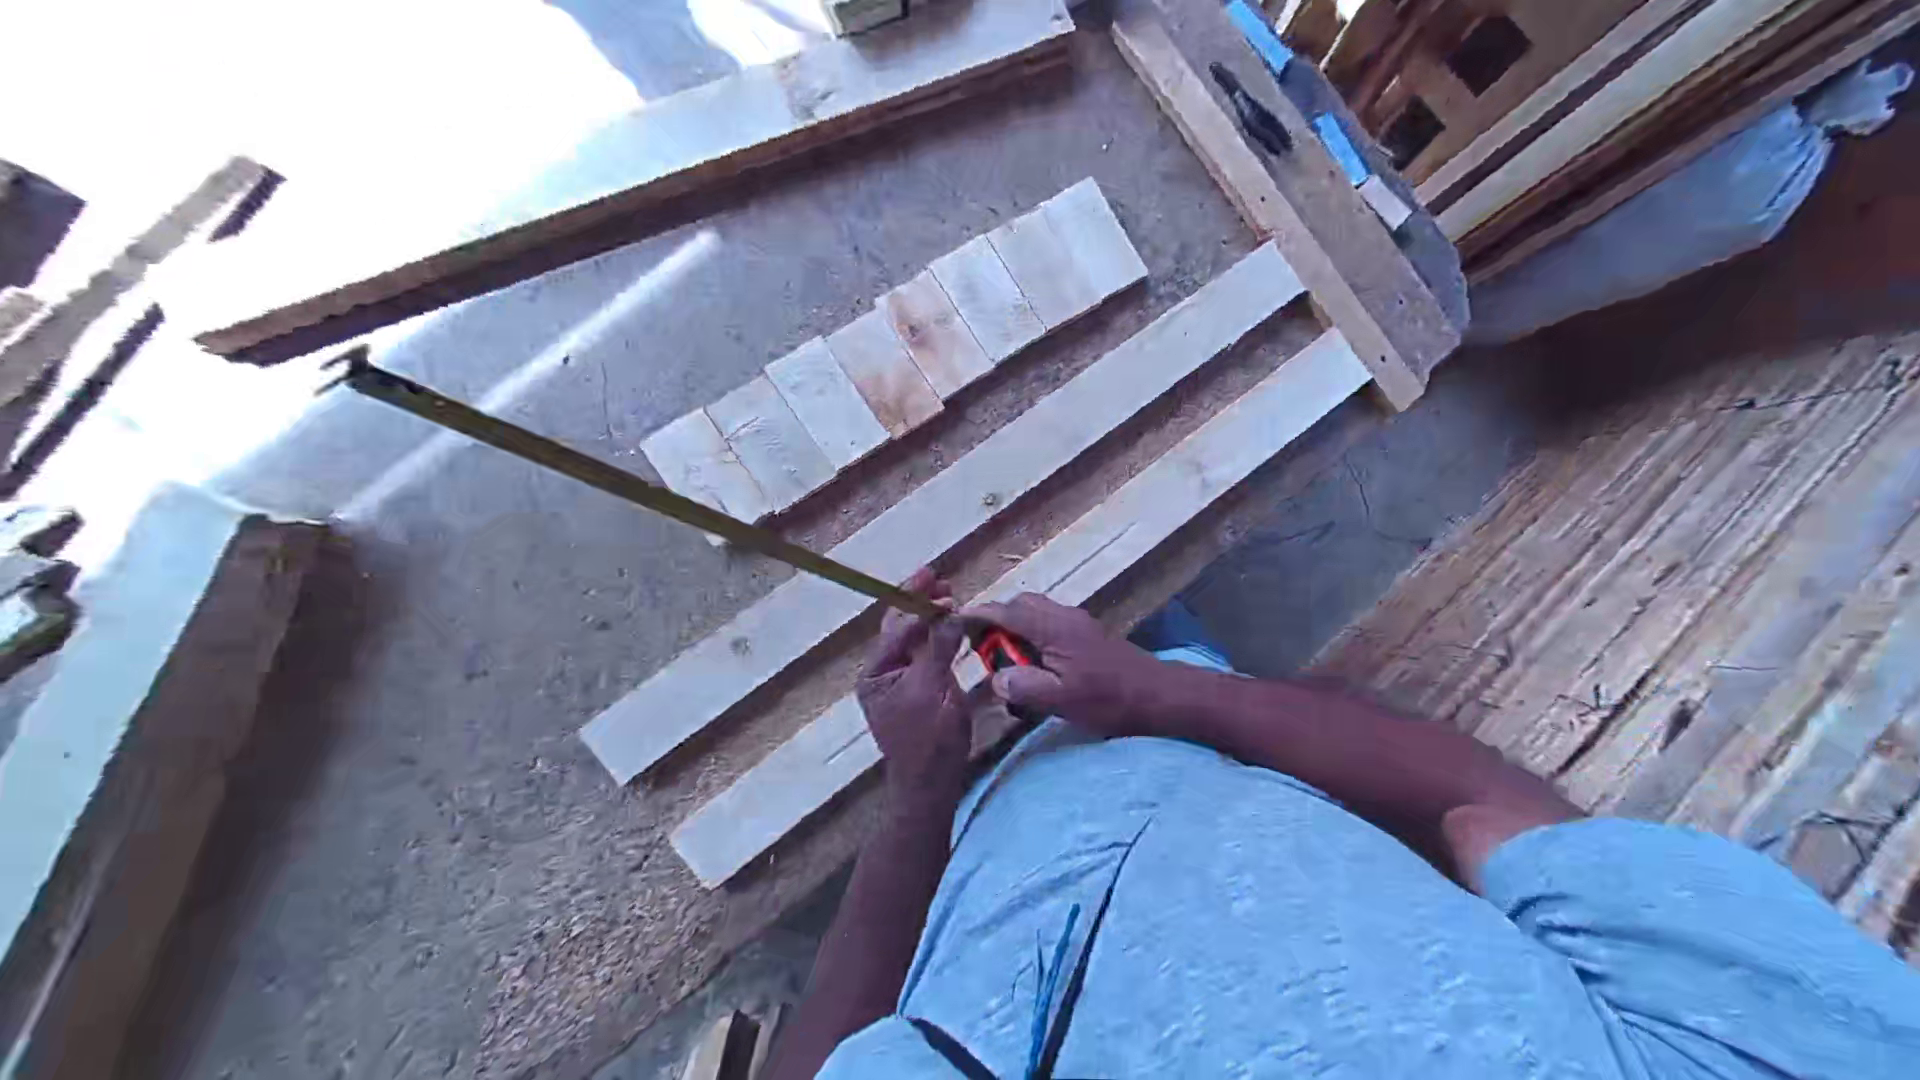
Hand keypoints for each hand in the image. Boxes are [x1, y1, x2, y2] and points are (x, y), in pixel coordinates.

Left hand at [857, 569, 969, 808]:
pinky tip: (948, 624)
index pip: (897, 628)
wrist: (930, 786)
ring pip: (910, 638)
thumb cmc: (930, 741)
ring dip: (926, 615)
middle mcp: (881, 673)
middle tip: (939, 578)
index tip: (945, 589)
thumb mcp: (935, 690)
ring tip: (946, 594)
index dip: (921, 606)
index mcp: (876, 673)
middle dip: (917, 601)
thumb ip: (939, 648)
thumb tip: (949, 611)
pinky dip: (933, 635)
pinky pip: (921, 653)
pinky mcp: (913, 688)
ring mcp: (896, 681)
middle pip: (898, 626)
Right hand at [960, 593, 1168, 736]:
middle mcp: (1063, 616)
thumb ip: (1023, 686)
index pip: (1005, 612)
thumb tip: (996, 678)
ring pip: (1035, 613)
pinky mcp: (1086, 634)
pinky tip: (1034, 663)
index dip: (978, 616)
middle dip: (996, 621)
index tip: (956, 622)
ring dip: (1015, 628)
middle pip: (1019, 605)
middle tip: (983, 648)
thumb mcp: (1061, 699)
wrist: (1159, 696)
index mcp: (1052, 627)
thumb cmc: (1109, 698)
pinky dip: (1032, 635)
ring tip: (1006, 659)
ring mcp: (1077, 622)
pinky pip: (1048, 623)